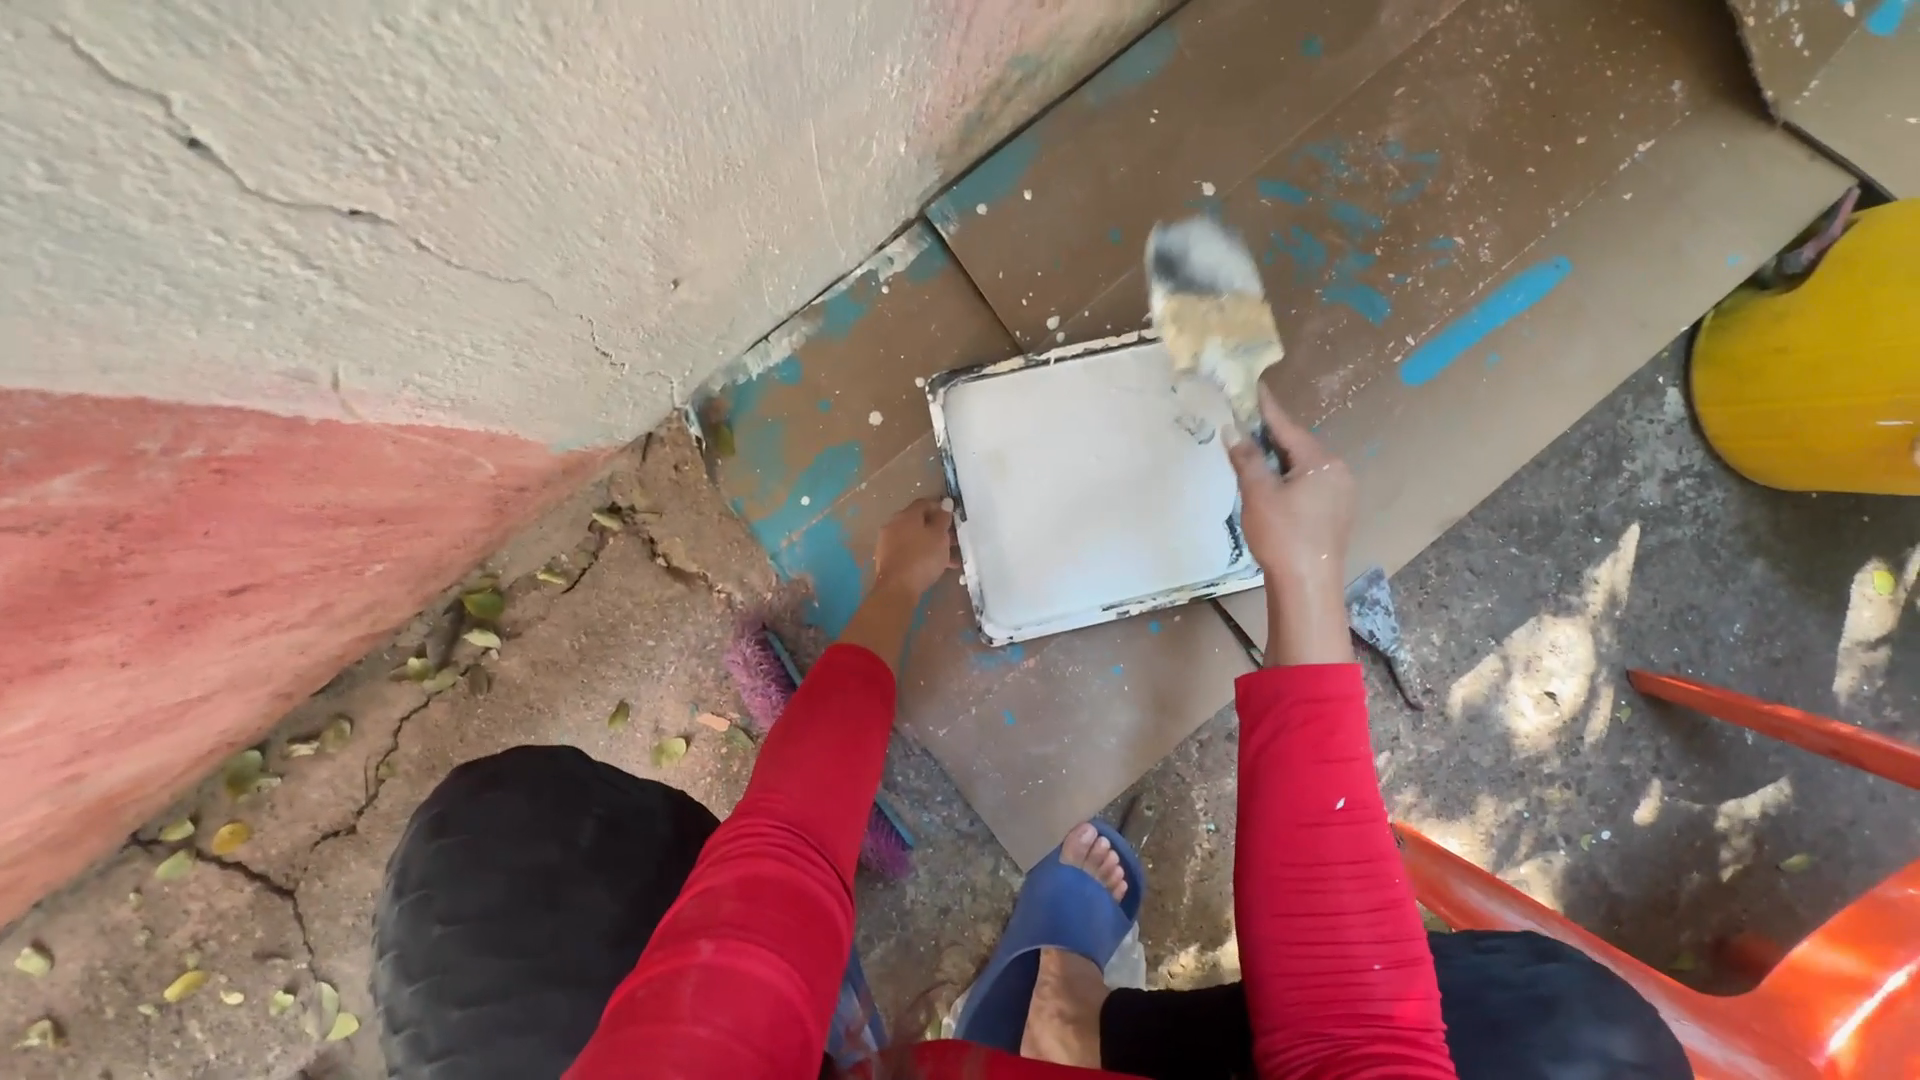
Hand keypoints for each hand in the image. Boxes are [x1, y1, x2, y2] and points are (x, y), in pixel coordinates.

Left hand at [872, 498, 957, 596]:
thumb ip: (943, 518)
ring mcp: (888, 543)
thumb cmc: (922, 558)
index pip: (924, 503)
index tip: (953, 518)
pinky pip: (908, 551)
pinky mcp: (887, 559)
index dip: (940, 508)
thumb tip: (945, 503)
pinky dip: (921, 554)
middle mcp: (893, 525)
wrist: (897, 588)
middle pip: (918, 521)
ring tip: (950, 557)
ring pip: (914, 538)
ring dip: (931, 544)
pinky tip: (935, 566)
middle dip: (937, 529)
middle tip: (954, 539)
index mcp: (906, 515)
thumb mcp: (939, 536)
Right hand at [1227, 384, 1355, 665]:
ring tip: (1253, 457)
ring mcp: (1341, 493)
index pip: (1287, 427)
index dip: (1266, 408)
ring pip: (1304, 467)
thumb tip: (1233, 431)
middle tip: (1244, 426)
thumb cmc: (1282, 535)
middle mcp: (1337, 471)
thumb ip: (1247, 458)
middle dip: (1271, 437)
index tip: (1254, 387)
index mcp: (1320, 461)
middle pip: (1298, 446)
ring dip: (1279, 460)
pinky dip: (1289, 479)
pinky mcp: (1336, 513)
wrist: (1307, 584)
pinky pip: (1310, 484)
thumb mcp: (1258, 493)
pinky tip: (1272, 487)